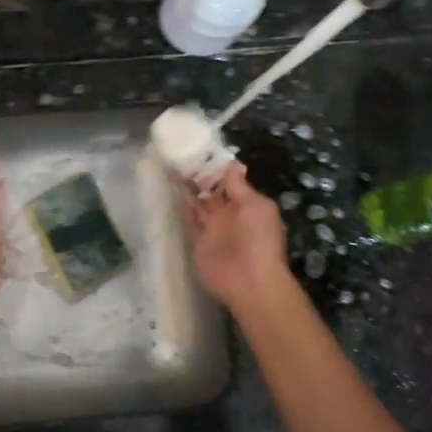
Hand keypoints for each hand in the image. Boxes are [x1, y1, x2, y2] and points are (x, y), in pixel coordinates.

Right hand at [183, 163, 295, 312]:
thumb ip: (240, 187)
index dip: (216, 168)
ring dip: (189, 189)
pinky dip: (182, 207)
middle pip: (213, 192)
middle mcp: (229, 214)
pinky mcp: (198, 241)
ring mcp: (213, 228)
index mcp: (247, 204)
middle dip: (200, 177)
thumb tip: (231, 165)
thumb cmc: (259, 239)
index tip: (200, 151)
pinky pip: (189, 220)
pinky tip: (172, 191)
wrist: (249, 279)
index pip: (230, 182)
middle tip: (181, 156)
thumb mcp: (257, 206)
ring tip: (172, 168)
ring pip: (199, 204)